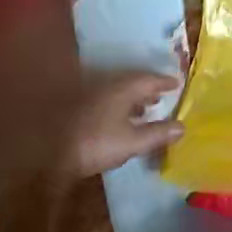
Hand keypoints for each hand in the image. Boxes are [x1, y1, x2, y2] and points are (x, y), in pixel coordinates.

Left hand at [68, 71, 183, 177]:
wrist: (48, 152)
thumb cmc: (96, 143)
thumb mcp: (132, 142)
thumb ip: (157, 134)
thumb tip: (182, 127)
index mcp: (124, 88)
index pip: (150, 79)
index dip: (164, 82)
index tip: (176, 83)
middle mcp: (108, 85)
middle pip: (134, 82)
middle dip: (149, 89)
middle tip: (162, 96)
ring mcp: (91, 95)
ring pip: (119, 91)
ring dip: (134, 98)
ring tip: (144, 109)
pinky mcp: (80, 107)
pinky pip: (107, 100)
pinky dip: (119, 106)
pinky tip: (119, 120)